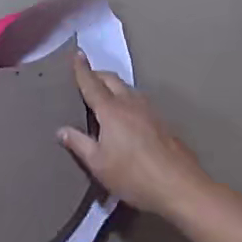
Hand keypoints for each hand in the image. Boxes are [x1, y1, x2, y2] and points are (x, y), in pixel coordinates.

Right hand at [58, 51, 212, 218]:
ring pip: (128, 89)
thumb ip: (79, 144)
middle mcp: (131, 104)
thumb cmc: (133, 176)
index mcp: (111, 111)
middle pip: (112, 80)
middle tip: (87, 77)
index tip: (77, 54)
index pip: (92, 84)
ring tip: (105, 95)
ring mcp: (150, 112)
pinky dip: (127, 99)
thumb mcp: (98, 164)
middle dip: (98, 74)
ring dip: (114, 86)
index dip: (82, 70)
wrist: (180, 187)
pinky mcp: (162, 123)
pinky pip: (139, 102)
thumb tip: (61, 130)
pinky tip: (127, 115)